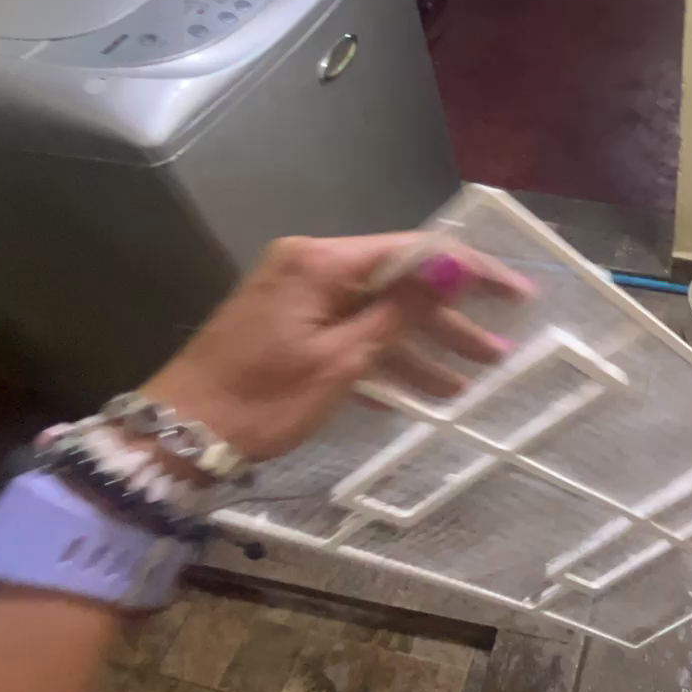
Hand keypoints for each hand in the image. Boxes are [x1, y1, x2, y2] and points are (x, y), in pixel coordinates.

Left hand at [139, 233, 532, 462]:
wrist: (173, 440)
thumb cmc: (262, 400)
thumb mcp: (343, 359)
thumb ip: (403, 308)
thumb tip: (456, 264)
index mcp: (324, 262)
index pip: (416, 251)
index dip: (473, 270)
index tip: (517, 293)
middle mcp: (316, 266)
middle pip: (403, 284)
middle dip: (453, 319)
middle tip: (502, 349)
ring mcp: (305, 297)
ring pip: (383, 314)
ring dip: (426, 347)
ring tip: (473, 380)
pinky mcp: (296, 325)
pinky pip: (356, 333)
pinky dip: (388, 359)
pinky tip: (426, 391)